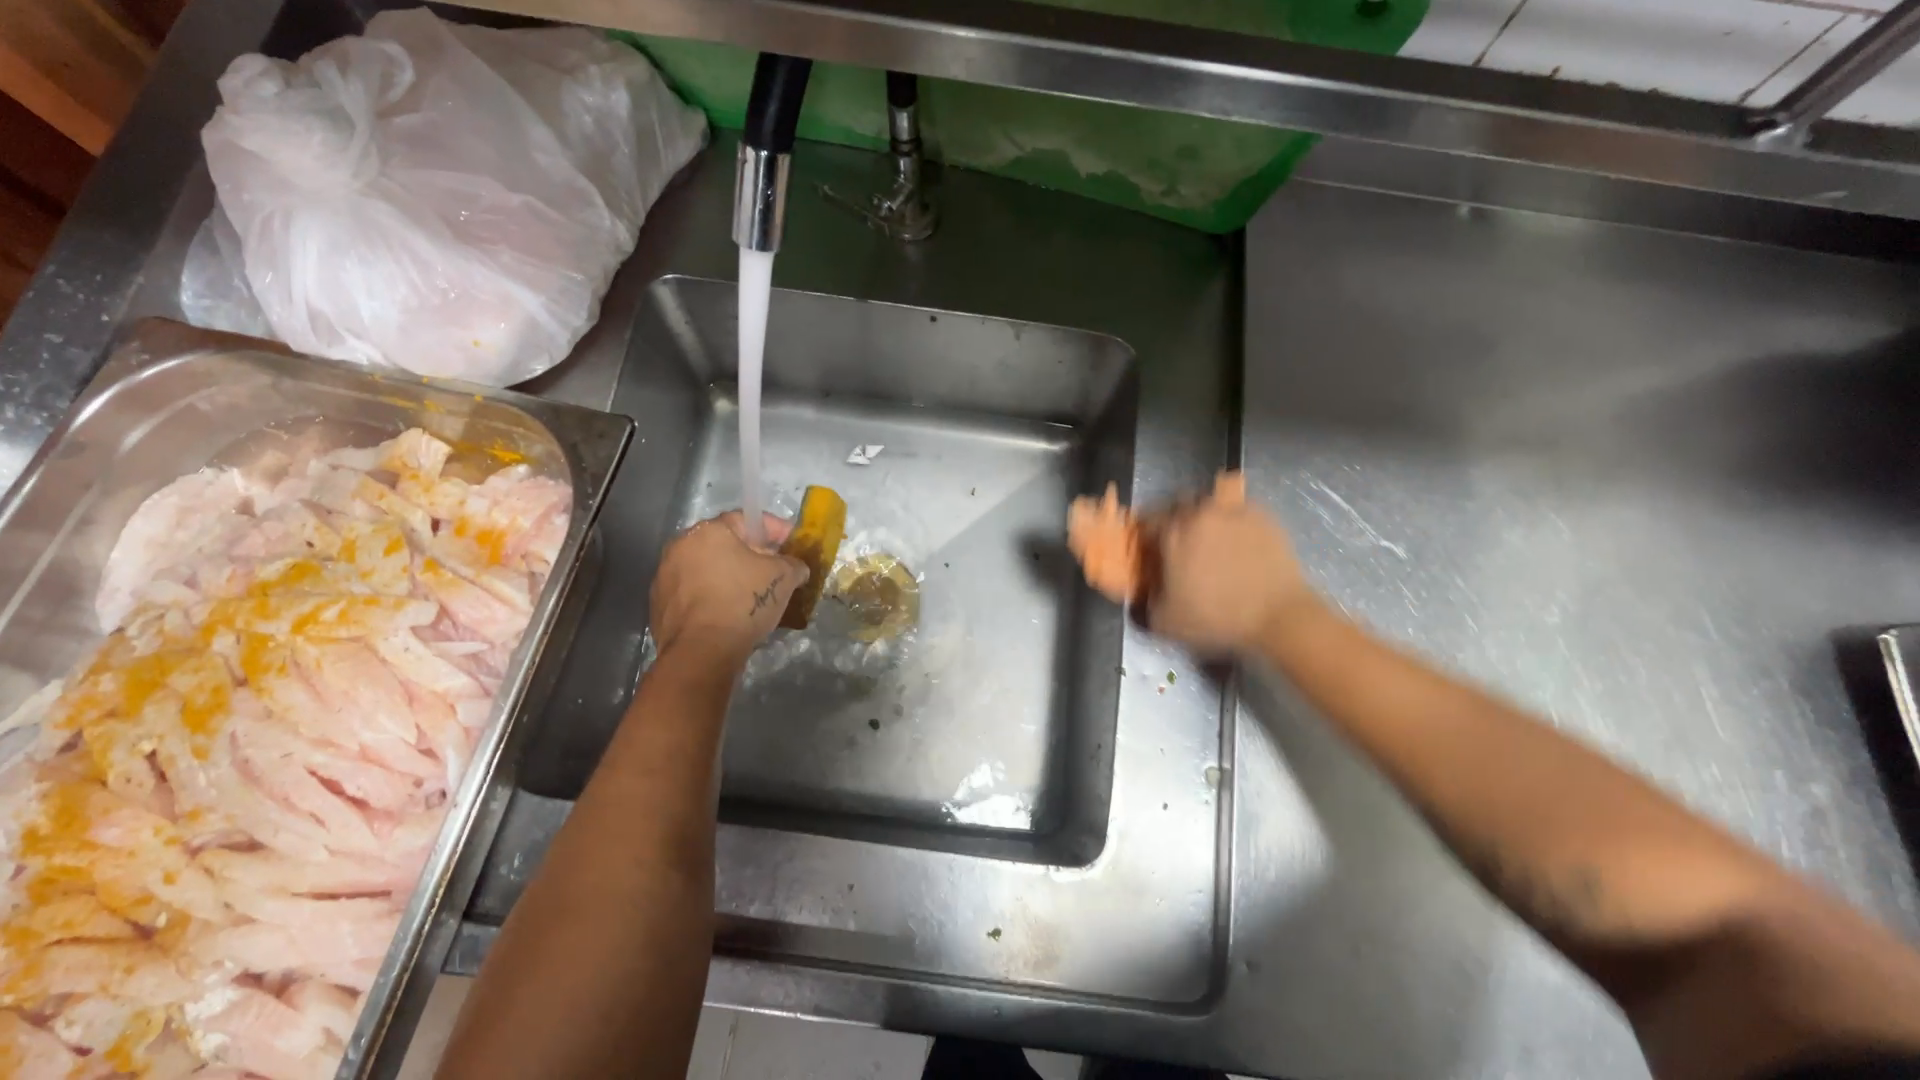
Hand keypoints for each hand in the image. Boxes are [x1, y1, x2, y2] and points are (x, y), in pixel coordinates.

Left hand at [650, 511, 808, 667]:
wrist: (701, 652)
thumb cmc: (743, 602)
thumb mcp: (782, 578)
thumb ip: (793, 564)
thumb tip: (796, 567)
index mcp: (709, 531)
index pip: (748, 519)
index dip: (775, 529)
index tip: (792, 544)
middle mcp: (681, 546)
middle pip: (725, 544)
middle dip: (751, 554)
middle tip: (774, 571)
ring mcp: (666, 576)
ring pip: (707, 569)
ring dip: (729, 576)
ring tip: (751, 596)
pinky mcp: (660, 604)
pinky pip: (694, 593)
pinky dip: (712, 597)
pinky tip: (728, 615)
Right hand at [1147, 496, 1318, 654]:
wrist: (1278, 615)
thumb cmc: (1217, 617)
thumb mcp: (1165, 621)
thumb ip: (1146, 600)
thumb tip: (1146, 589)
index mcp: (1172, 532)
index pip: (1147, 522)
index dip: (1147, 537)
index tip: (1151, 552)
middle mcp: (1200, 512)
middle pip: (1177, 506)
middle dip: (1175, 522)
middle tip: (1180, 546)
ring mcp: (1233, 510)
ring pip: (1209, 504)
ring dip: (1204, 517)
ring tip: (1210, 541)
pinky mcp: (1262, 515)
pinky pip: (1238, 511)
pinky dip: (1232, 522)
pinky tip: (1237, 542)